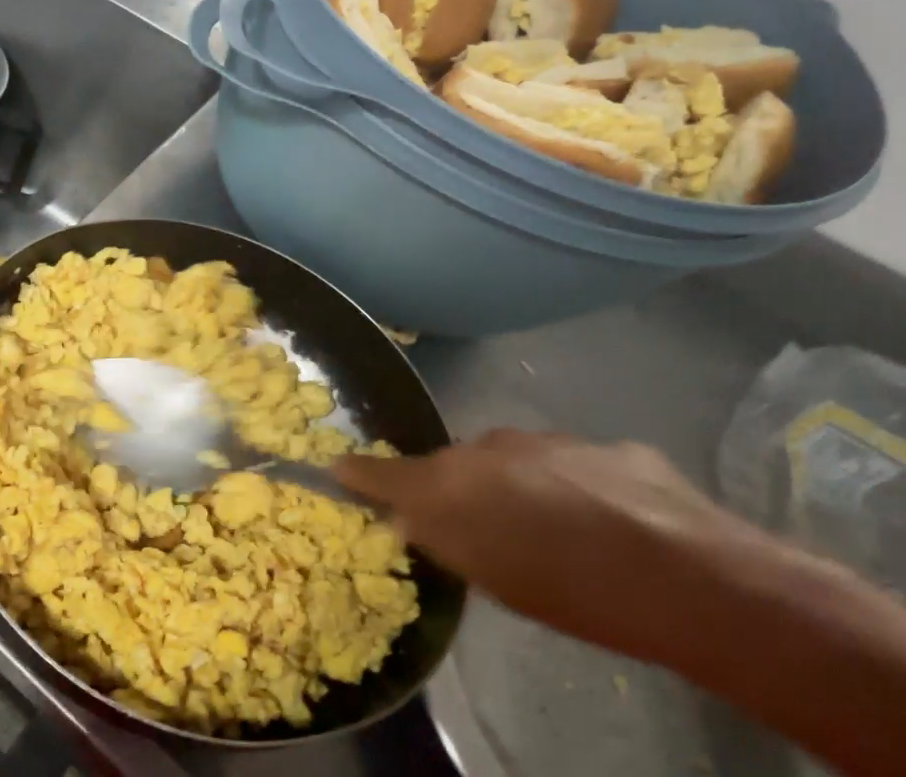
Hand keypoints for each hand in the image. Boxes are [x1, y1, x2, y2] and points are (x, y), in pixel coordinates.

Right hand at [334, 430, 750, 659]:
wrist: (696, 581)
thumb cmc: (571, 592)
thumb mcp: (489, 579)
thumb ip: (442, 538)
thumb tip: (409, 516)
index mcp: (451, 482)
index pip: (384, 472)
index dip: (359, 474)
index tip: (337, 469)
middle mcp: (490, 448)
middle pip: (457, 464)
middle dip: (460, 488)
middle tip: (483, 528)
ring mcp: (553, 441)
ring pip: (517, 461)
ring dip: (521, 486)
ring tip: (556, 531)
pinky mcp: (613, 447)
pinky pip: (575, 465)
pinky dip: (576, 487)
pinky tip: (609, 524)